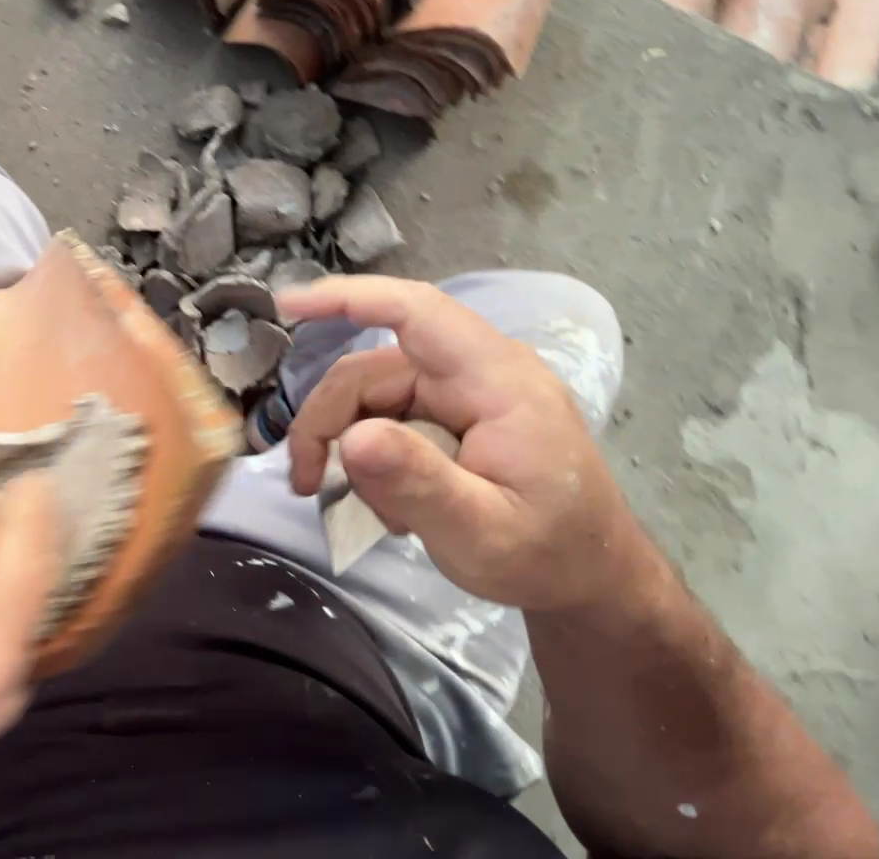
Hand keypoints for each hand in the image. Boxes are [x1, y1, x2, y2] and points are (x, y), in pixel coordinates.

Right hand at [277, 276, 647, 612]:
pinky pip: (383, 418)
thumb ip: (420, 483)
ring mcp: (460, 394)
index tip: (287, 307)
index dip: (348, 298)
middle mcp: (473, 373)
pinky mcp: (449, 416)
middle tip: (306, 482)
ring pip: (368, 399)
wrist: (590, 579)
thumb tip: (351, 440)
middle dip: (328, 424)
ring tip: (367, 510)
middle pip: (369, 373)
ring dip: (347, 449)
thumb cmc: (549, 555)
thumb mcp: (483, 533)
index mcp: (495, 381)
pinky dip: (368, 458)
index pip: (416, 311)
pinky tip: (387, 503)